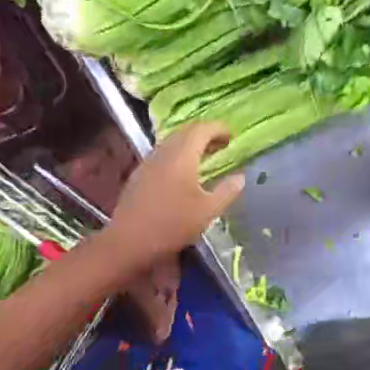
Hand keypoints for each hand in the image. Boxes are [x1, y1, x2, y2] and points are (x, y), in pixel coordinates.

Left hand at [100, 122, 245, 267]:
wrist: (129, 241)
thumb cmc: (172, 225)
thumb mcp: (208, 211)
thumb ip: (227, 191)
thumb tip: (241, 177)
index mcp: (182, 155)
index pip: (202, 129)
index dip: (219, 128)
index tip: (232, 137)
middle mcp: (163, 152)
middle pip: (185, 131)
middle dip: (205, 134)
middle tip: (220, 146)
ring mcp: (147, 162)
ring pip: (171, 142)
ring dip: (189, 144)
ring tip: (204, 159)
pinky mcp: (138, 175)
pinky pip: (162, 155)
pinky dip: (177, 155)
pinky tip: (182, 174)